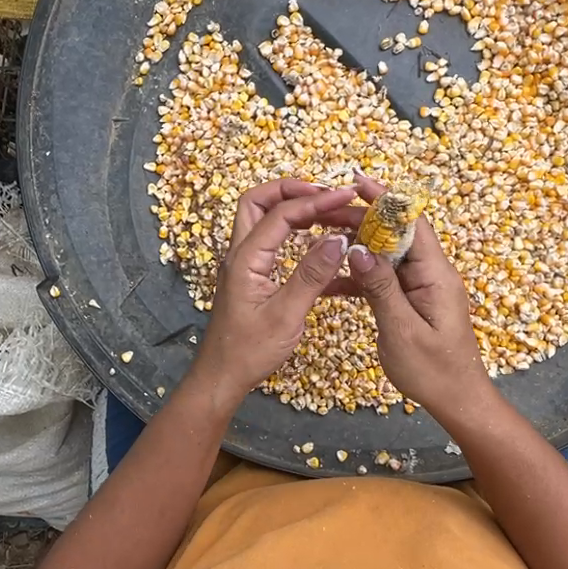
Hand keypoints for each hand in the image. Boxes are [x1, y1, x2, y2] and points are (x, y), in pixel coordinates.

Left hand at [191, 179, 362, 401]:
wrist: (222, 377)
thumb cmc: (248, 352)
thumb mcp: (285, 316)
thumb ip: (312, 276)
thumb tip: (339, 239)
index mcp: (245, 259)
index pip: (280, 214)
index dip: (315, 201)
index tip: (345, 197)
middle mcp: (242, 254)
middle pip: (260, 202)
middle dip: (294, 191)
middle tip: (328, 196)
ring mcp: (247, 265)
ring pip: (267, 221)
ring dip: (297, 212)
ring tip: (333, 215)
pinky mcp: (255, 278)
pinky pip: (277, 248)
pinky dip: (299, 240)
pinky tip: (329, 252)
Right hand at [345, 176, 493, 421]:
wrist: (456, 399)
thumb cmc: (433, 370)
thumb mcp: (402, 329)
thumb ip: (380, 287)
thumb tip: (358, 248)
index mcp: (435, 274)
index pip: (411, 222)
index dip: (384, 198)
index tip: (355, 181)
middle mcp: (429, 272)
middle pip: (394, 232)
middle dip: (360, 218)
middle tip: (322, 211)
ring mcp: (419, 286)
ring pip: (384, 253)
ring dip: (355, 244)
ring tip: (320, 238)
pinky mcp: (409, 299)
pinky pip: (381, 278)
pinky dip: (357, 276)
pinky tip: (329, 281)